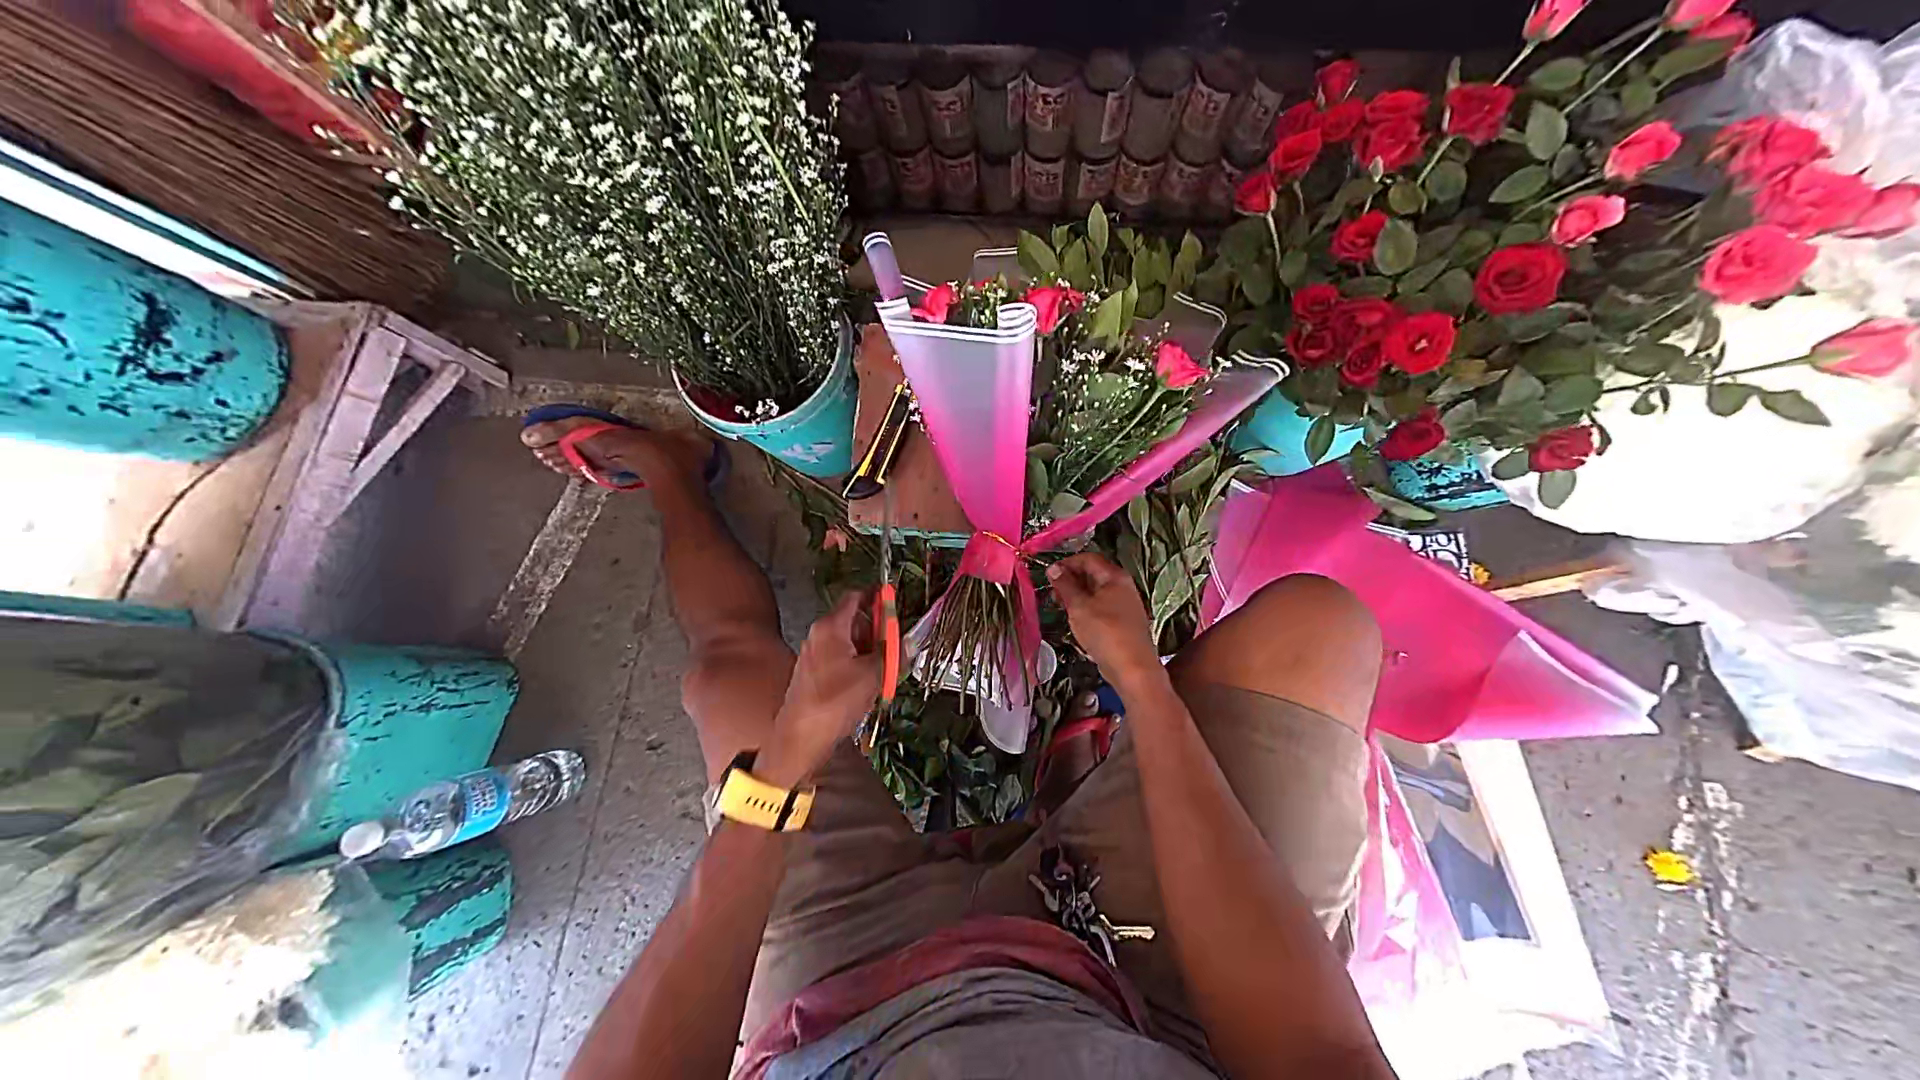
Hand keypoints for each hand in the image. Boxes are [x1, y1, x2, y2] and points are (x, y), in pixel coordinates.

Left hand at [758, 589, 882, 787]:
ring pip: (848, 641)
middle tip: (895, 645)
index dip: (877, 597)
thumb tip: (908, 642)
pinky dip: (856, 663)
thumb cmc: (835, 701)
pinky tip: (867, 684)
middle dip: (877, 630)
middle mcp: (819, 634)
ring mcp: (813, 653)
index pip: (856, 596)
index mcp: (831, 627)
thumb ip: (894, 653)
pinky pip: (840, 658)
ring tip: (884, 669)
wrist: (801, 737)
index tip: (895, 604)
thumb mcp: (874, 675)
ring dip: (869, 649)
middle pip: (854, 620)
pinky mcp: (812, 672)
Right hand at [1047, 553, 1163, 691]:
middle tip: (1053, 592)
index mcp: (1115, 577)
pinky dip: (1087, 608)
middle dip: (1071, 580)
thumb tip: (1054, 568)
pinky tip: (1077, 619)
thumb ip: (1065, 585)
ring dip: (1077, 595)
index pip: (1088, 559)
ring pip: (1097, 591)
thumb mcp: (1079, 607)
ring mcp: (1125, 604)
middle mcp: (1123, 586)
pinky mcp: (1124, 621)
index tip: (1050, 574)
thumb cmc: (1105, 633)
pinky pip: (1102, 606)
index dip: (1067, 563)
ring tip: (1062, 606)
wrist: (1132, 668)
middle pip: (1093, 574)